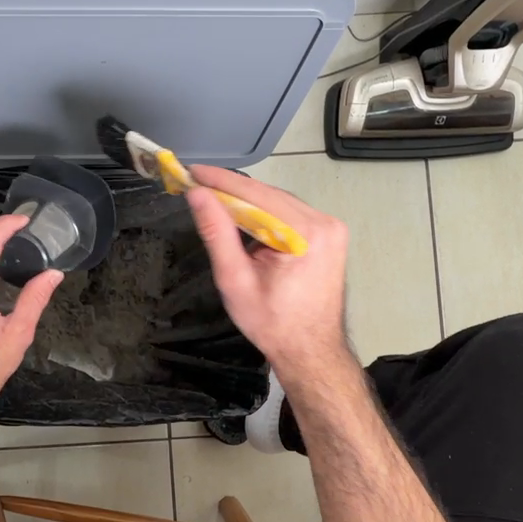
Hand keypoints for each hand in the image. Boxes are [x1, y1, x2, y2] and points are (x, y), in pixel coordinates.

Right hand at [186, 166, 350, 383]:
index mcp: (307, 233)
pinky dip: (263, 213)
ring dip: (246, 201)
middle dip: (231, 190)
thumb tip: (197, 195)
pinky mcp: (328, 234)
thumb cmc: (271, 323)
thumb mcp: (235, 279)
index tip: (192, 171)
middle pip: (268, 195)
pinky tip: (240, 217)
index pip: (256, 195)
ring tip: (212, 199)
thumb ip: (216, 233)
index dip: (221, 181)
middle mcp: (325, 222)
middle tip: (196, 184)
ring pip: (278, 202)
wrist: (310, 350)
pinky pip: (288, 214)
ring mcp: (330, 227)